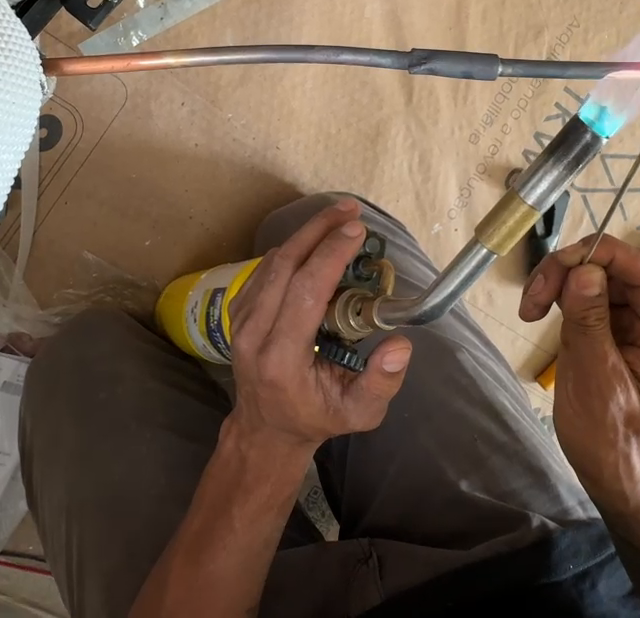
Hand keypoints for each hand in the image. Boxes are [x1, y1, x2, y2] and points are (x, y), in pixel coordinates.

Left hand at [225, 200, 412, 453]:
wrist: (265, 429)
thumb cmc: (316, 417)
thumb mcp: (358, 414)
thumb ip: (381, 383)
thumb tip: (400, 344)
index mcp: (281, 359)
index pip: (305, 292)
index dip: (330, 256)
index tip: (357, 230)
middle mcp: (254, 334)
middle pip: (285, 266)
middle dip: (318, 231)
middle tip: (351, 209)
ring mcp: (241, 320)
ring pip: (273, 262)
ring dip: (306, 233)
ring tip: (339, 216)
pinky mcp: (238, 310)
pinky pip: (266, 268)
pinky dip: (293, 248)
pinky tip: (316, 239)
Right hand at [519, 235, 639, 515]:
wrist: (618, 485)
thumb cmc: (614, 445)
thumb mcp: (597, 384)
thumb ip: (590, 323)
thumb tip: (584, 270)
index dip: (603, 254)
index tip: (560, 266)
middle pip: (615, 268)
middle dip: (570, 270)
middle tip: (533, 298)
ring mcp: (631, 326)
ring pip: (596, 278)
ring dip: (559, 282)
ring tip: (529, 308)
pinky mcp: (609, 331)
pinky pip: (585, 297)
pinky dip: (558, 298)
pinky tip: (538, 313)